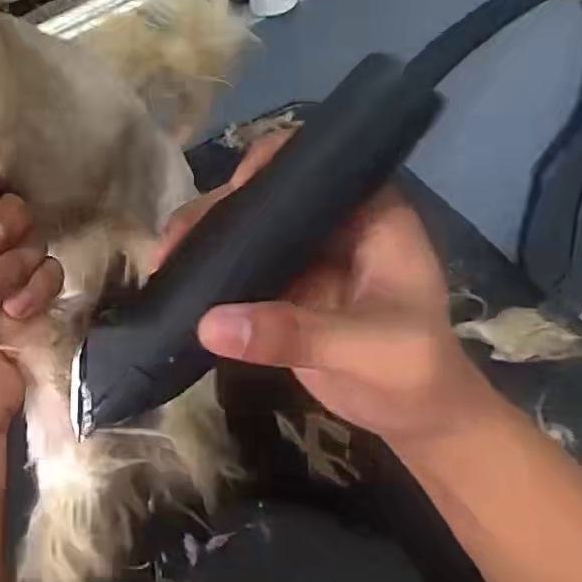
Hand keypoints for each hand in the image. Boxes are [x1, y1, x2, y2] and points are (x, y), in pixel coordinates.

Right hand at [168, 134, 499, 447]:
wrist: (417, 417)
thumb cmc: (414, 370)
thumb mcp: (365, 348)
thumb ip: (294, 332)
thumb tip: (210, 324)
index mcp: (370, 214)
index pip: (317, 165)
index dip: (272, 164)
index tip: (234, 193)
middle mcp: (333, 224)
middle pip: (269, 195)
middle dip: (220, 209)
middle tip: (175, 240)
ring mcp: (306, 256)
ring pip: (248, 230)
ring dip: (206, 239)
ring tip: (164, 259)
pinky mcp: (284, 289)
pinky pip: (240, 270)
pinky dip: (210, 274)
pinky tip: (175, 281)